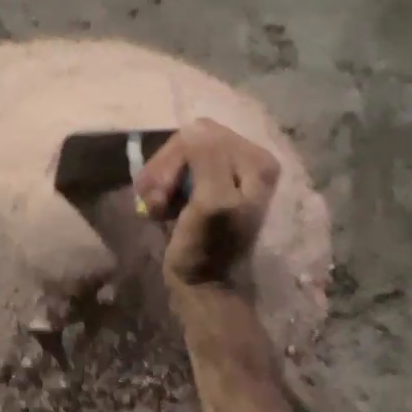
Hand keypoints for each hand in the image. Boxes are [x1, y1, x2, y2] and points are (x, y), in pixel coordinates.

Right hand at [136, 119, 280, 289]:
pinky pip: (173, 171)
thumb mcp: (212, 203)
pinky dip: (160, 190)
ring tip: (155, 210)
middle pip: (188, 141)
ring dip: (158, 183)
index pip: (203, 133)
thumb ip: (208, 161)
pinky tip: (159, 209)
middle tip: (155, 205)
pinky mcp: (205, 185)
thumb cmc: (207, 248)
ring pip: (175, 156)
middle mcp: (244, 159)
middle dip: (165, 173)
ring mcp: (223, 172)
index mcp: (256, 160)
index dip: (175, 161)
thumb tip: (195, 127)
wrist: (200, 284)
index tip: (165, 194)